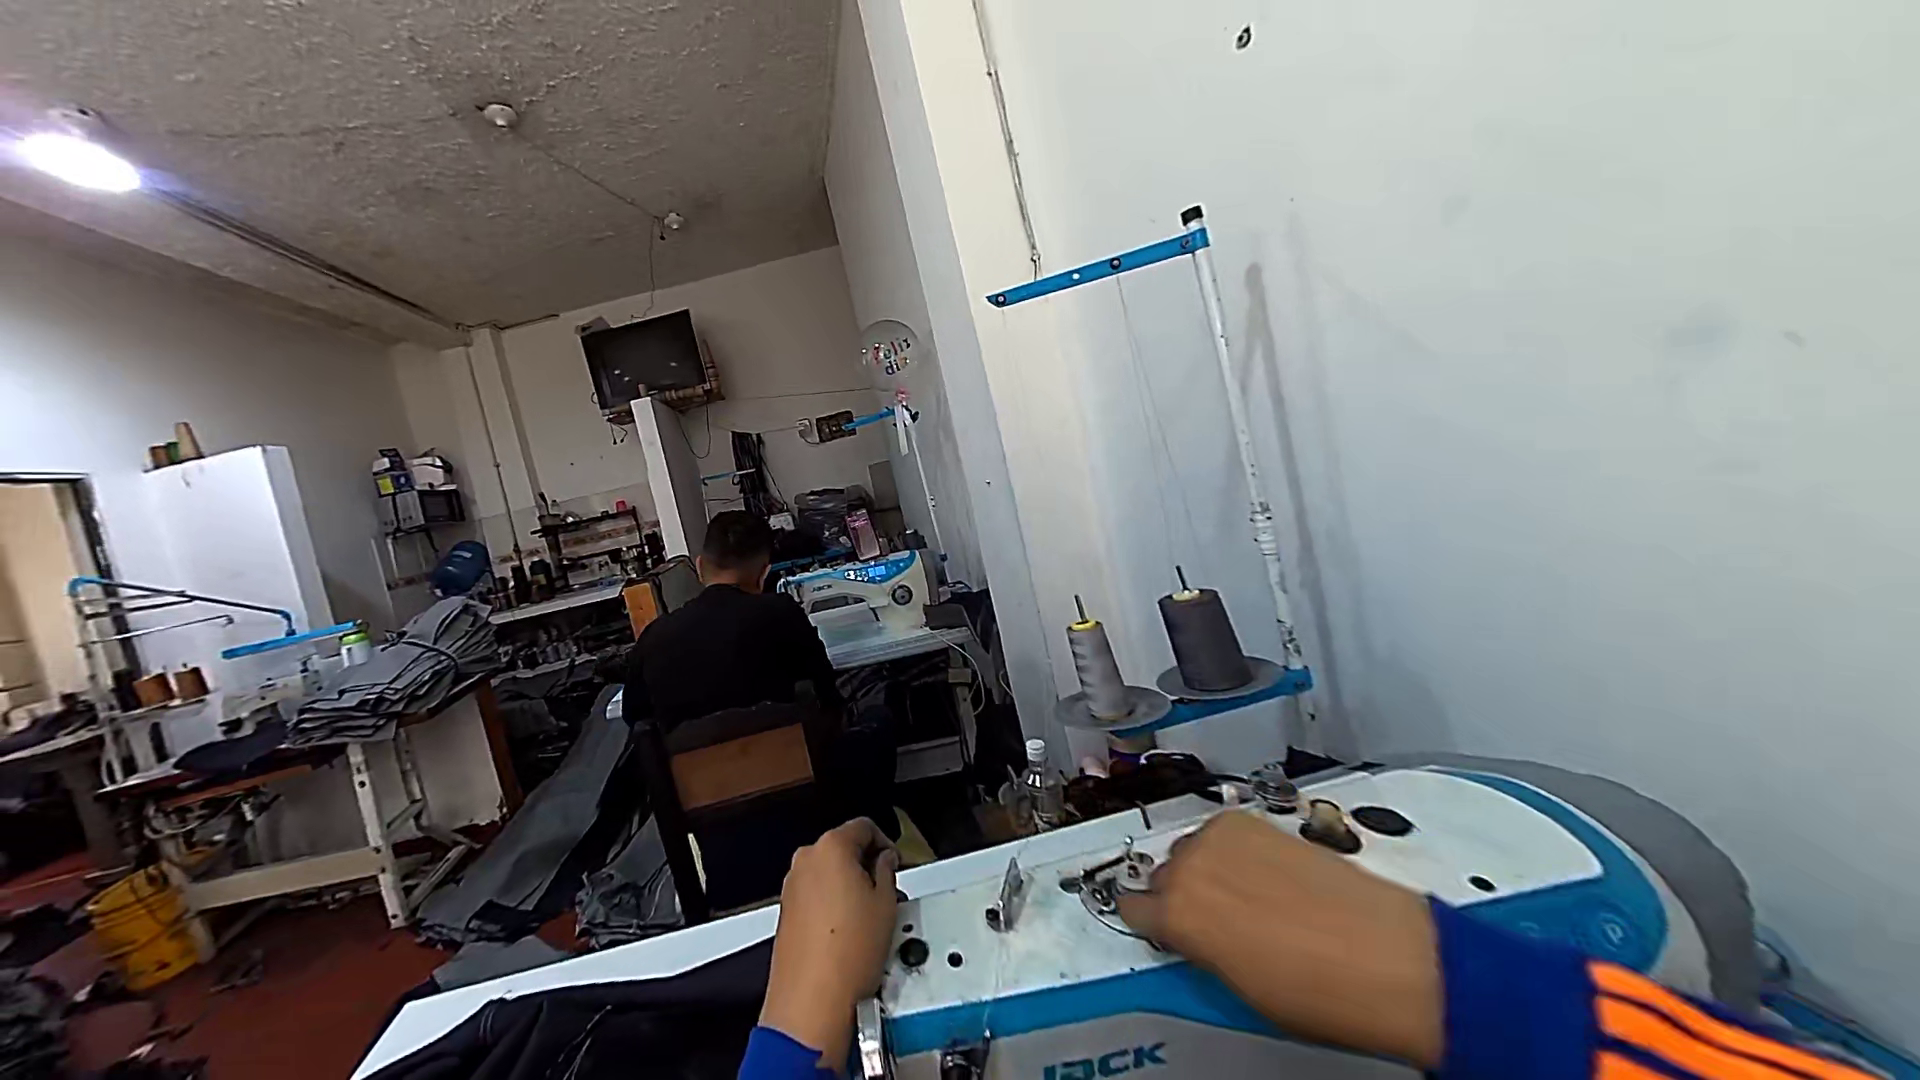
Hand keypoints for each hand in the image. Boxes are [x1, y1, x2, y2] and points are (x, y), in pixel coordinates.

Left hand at [760, 818, 900, 1067]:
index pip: (864, 826)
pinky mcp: (785, 911)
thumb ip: (887, 870)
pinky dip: (831, 901)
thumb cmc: (848, 954)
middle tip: (887, 885)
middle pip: (843, 846)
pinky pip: (814, 892)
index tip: (896, 860)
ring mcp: (792, 886)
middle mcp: (806, 860)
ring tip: (870, 911)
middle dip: (866, 862)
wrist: (811, 1002)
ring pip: (828, 870)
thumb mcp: (886, 902)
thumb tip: (885, 862)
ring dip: (848, 882)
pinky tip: (849, 927)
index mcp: (831, 847)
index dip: (886, 842)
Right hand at [1116, 810, 1443, 1067]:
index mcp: (1176, 914)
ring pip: (1189, 850)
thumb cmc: (1319, 990)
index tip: (1162, 926)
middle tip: (1215, 920)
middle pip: (1162, 876)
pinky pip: (1219, 834)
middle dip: (1181, 896)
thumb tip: (1191, 935)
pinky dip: (1231, 850)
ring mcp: (1219, 838)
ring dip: (1206, 869)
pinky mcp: (1249, 821)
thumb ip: (1198, 949)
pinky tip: (1262, 874)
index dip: (1150, 922)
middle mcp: (1189, 866)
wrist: (1386, 956)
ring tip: (1246, 896)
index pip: (1133, 908)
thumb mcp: (1238, 987)